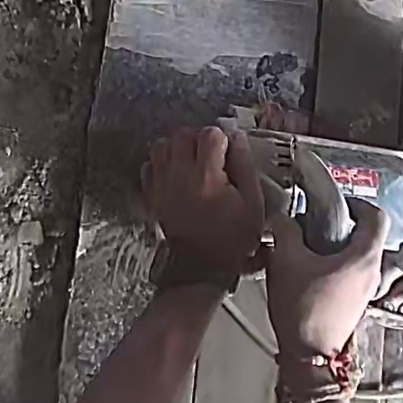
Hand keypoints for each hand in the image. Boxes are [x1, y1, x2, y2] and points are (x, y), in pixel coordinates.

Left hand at [141, 126, 265, 275]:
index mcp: (206, 177)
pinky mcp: (151, 195)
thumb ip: (245, 167)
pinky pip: (149, 165)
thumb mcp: (253, 205)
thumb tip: (238, 140)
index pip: (210, 134)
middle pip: (183, 134)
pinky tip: (176, 174)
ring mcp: (161, 184)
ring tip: (192, 163)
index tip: (228, 153)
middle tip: (211, 156)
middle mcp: (179, 176)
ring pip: (162, 145)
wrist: (200, 268)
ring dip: (178, 148)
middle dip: (198, 140)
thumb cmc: (230, 240)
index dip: (222, 140)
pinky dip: (161, 164)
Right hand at [265, 197, 387, 356]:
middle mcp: (373, 271)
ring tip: (303, 246)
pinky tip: (306, 269)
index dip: (355, 202)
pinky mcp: (355, 302)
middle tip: (310, 222)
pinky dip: (332, 263)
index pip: (376, 215)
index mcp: (365, 257)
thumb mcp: (286, 260)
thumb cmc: (302, 307)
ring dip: (333, 245)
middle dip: (338, 224)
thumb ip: (286, 230)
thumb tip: (284, 216)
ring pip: (355, 254)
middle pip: (365, 234)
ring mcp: (367, 289)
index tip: (332, 202)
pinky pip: (349, 272)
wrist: (309, 357)